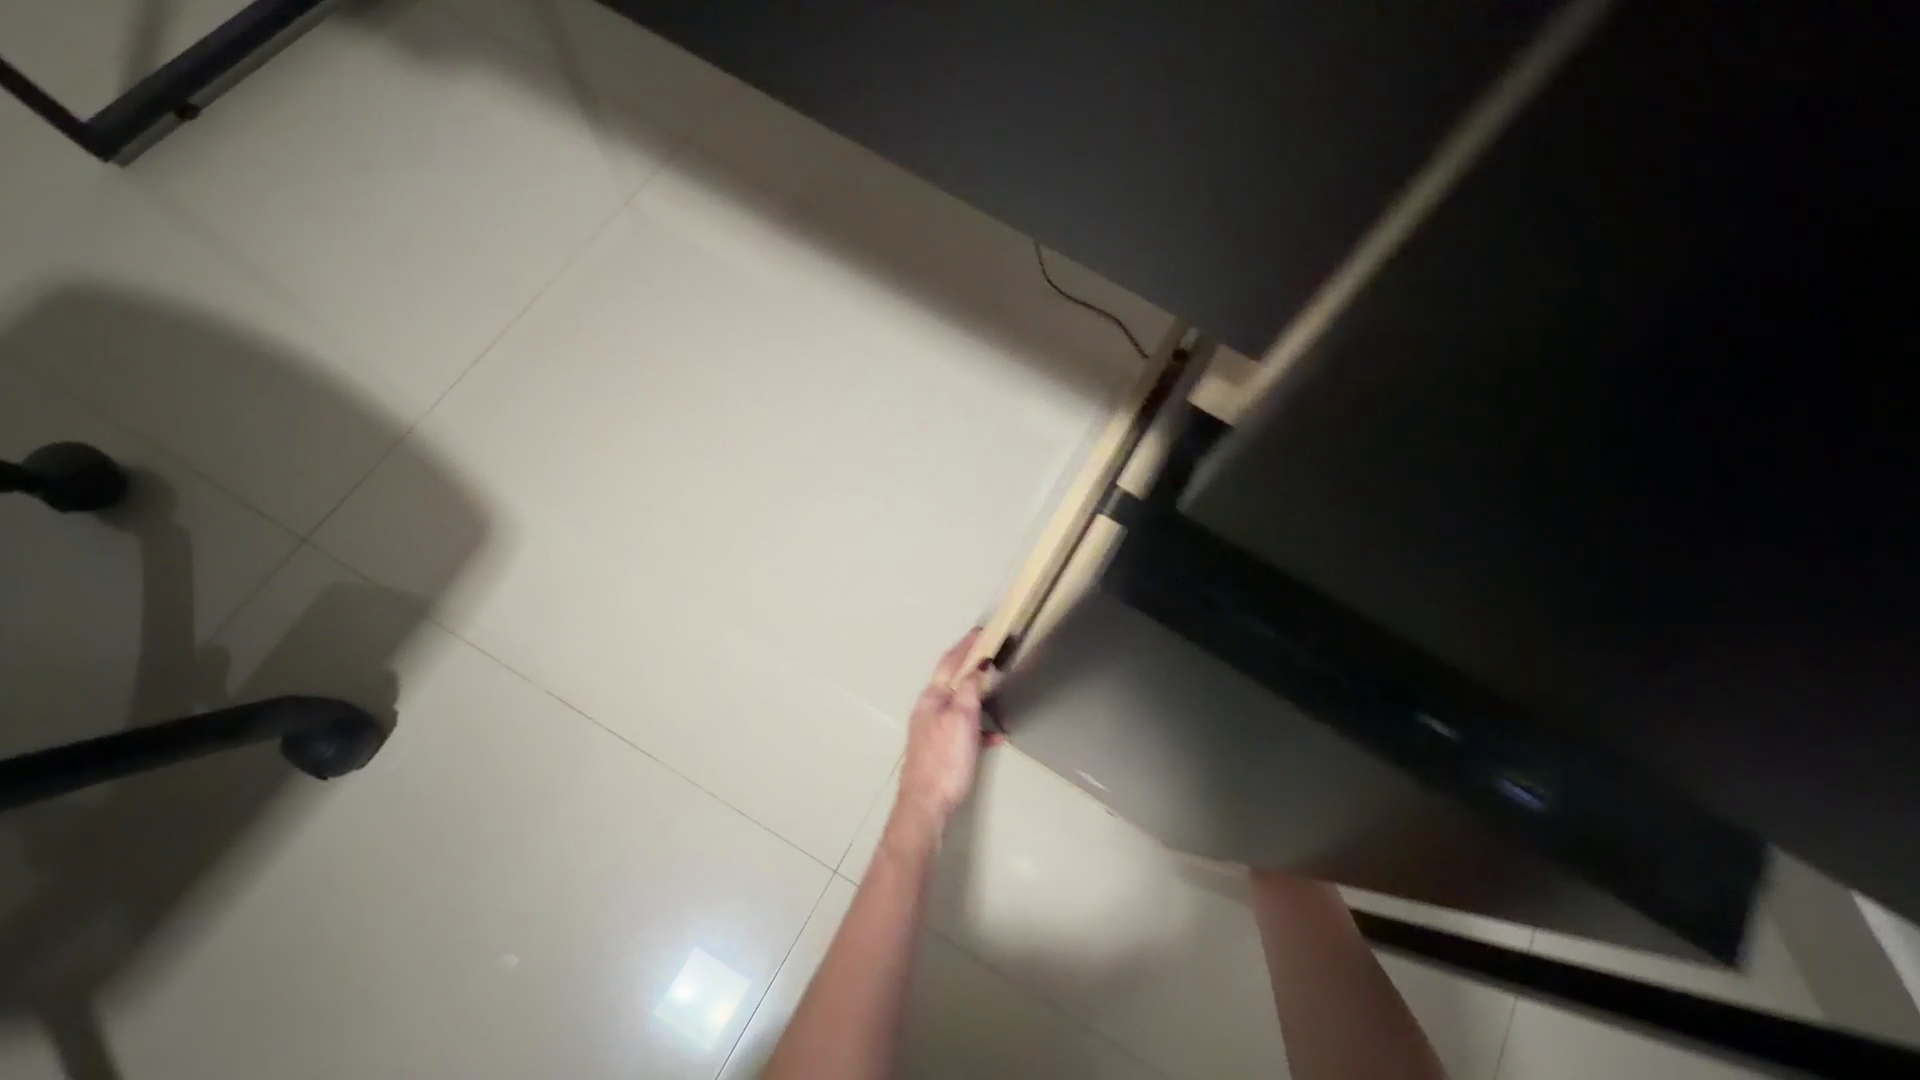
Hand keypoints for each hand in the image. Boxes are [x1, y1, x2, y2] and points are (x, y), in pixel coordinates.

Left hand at [889, 629, 1002, 845]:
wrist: (926, 806)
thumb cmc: (945, 760)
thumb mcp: (962, 719)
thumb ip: (970, 690)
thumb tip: (980, 665)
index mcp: (932, 698)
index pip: (950, 663)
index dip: (966, 646)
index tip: (982, 632)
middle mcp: (929, 709)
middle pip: (953, 680)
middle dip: (971, 666)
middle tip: (993, 653)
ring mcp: (933, 730)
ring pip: (959, 704)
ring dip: (978, 695)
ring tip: (998, 690)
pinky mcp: (941, 750)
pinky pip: (963, 727)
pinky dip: (979, 725)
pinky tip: (996, 736)